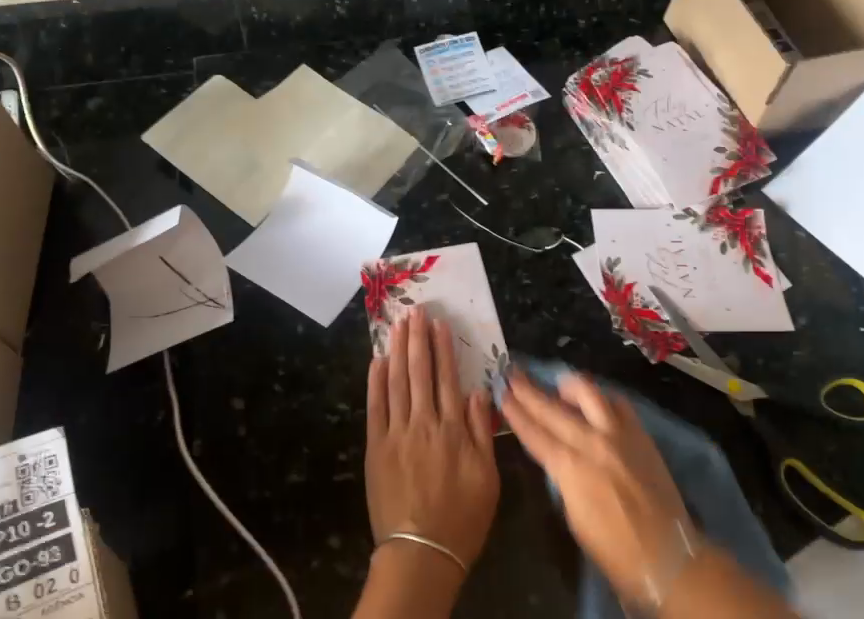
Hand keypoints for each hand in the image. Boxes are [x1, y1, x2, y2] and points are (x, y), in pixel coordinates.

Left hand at [365, 308, 499, 569]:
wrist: (422, 552)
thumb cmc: (462, 518)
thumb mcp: (488, 478)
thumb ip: (482, 432)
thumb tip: (479, 392)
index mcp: (454, 430)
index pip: (447, 378)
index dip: (443, 349)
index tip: (440, 324)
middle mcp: (425, 423)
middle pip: (420, 372)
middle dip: (418, 339)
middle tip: (416, 312)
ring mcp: (397, 433)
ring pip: (396, 382)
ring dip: (397, 351)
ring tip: (398, 325)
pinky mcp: (376, 447)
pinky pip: (376, 407)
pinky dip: (375, 382)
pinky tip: (376, 361)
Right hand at [501, 369, 689, 604]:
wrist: (667, 556)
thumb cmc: (613, 549)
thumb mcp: (573, 516)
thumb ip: (562, 478)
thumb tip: (557, 458)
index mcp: (569, 467)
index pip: (534, 432)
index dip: (515, 413)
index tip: (502, 394)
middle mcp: (591, 441)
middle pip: (552, 408)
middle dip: (529, 391)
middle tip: (514, 375)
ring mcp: (619, 434)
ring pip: (588, 393)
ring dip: (567, 385)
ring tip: (557, 382)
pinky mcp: (640, 434)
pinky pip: (618, 403)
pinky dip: (602, 398)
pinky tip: (596, 400)